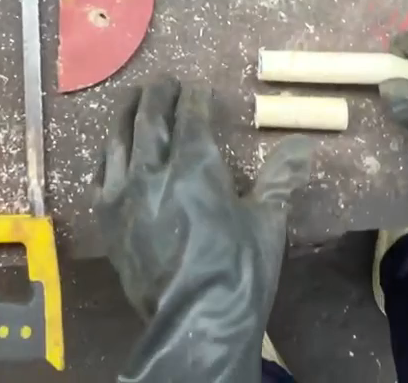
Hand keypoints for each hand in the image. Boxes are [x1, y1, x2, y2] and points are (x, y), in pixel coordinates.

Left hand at [96, 76, 313, 382]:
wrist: (194, 325)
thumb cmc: (237, 271)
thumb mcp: (266, 221)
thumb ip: (280, 176)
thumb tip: (306, 144)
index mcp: (195, 165)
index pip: (190, 114)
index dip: (195, 96)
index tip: (199, 87)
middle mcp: (153, 169)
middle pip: (151, 116)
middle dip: (159, 93)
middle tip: (166, 81)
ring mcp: (123, 192)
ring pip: (120, 136)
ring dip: (129, 111)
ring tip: (136, 97)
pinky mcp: (106, 216)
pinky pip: (101, 170)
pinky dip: (109, 150)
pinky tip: (115, 144)